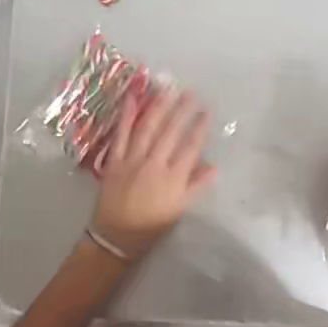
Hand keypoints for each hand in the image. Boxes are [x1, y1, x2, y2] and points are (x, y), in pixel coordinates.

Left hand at [92, 92, 217, 257]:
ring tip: (169, 89)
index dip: (200, 127)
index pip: (190, 146)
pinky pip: (121, 134)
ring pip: (148, 128)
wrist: (116, 236)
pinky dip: (126, 115)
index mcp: (173, 178)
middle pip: (171, 132)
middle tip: (191, 92)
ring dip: (159, 107)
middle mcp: (154, 164)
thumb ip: (196, 186)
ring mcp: (132, 160)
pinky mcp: (114, 160)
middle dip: (182, 110)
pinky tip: (132, 98)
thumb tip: (213, 166)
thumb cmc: (151, 226)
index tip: (207, 110)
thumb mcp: (179, 209)